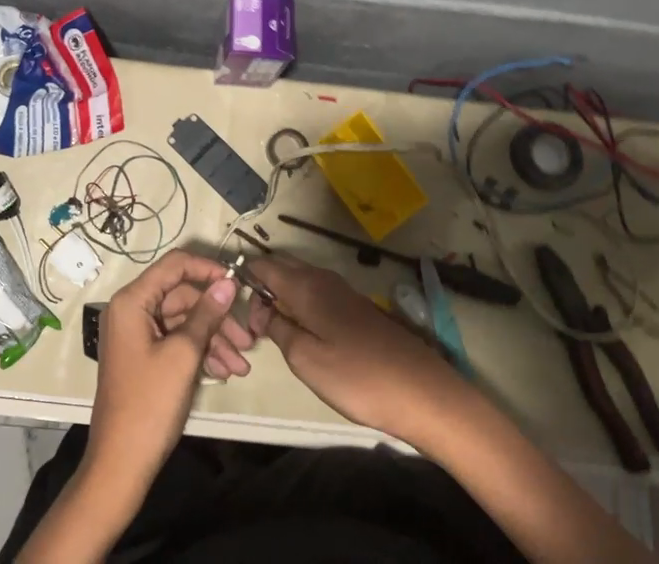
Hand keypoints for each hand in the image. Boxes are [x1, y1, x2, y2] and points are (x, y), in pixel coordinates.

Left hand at [85, 250, 253, 488]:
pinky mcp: (144, 357)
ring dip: (213, 340)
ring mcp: (136, 335)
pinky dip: (200, 353)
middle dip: (216, 317)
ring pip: (183, 322)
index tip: (238, 283)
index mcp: (131, 301)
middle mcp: (130, 311)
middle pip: (182, 296)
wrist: (122, 461)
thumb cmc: (150, 402)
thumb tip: (228, 281)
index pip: (174, 265)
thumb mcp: (184, 355)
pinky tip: (223, 374)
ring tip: (241, 367)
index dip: (207, 269)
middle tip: (248, 341)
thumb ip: (206, 314)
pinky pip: (175, 342)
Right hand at [246, 254, 467, 442]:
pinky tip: (305, 336)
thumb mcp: (305, 359)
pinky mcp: (358, 309)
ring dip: (282, 299)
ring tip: (275, 335)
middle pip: (282, 268)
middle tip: (254, 327)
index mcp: (306, 285)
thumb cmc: (357, 377)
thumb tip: (262, 310)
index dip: (243, 281)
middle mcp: (324, 279)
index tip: (236, 314)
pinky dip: (302, 307)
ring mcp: (344, 292)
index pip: (263, 264)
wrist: (422, 393)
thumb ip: (278, 329)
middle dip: (262, 288)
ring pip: (301, 282)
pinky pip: (318, 295)